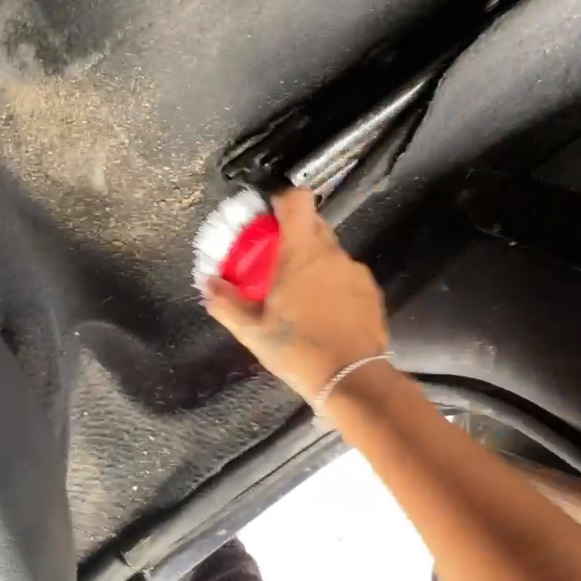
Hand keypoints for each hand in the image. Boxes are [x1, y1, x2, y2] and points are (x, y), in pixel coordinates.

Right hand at [204, 188, 390, 401]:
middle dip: (294, 235)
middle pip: (314, 225)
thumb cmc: (298, 350)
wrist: (351, 379)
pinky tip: (324, 313)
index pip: (297, 201)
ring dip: (314, 263)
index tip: (269, 217)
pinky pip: (347, 276)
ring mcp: (356, 272)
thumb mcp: (252, 332)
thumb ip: (226, 304)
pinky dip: (333, 285)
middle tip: (276, 261)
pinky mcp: (371, 293)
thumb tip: (209, 285)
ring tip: (300, 295)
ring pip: (331, 253)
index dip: (282, 201)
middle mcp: (332, 253)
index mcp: (301, 253)